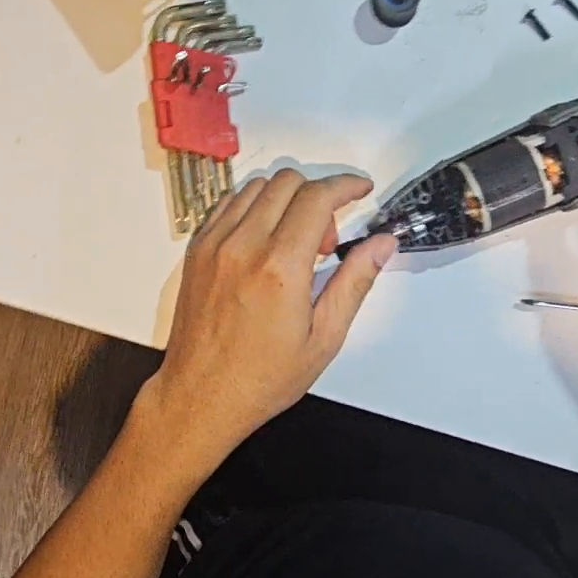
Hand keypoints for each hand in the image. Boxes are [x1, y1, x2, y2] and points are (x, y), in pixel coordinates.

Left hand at [138, 169, 397, 467]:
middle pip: (288, 182)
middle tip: (327, 238)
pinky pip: (228, 204)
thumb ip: (354, 282)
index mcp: (280, 269)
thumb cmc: (258, 379)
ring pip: (257, 186)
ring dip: (285, 200)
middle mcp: (243, 248)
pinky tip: (264, 239)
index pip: (317, 197)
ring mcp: (214, 246)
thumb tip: (380, 246)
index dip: (346, 185)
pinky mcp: (197, 251)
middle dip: (318, 196)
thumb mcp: (323, 338)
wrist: (202, 395)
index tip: (359, 189)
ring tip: (294, 242)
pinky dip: (253, 207)